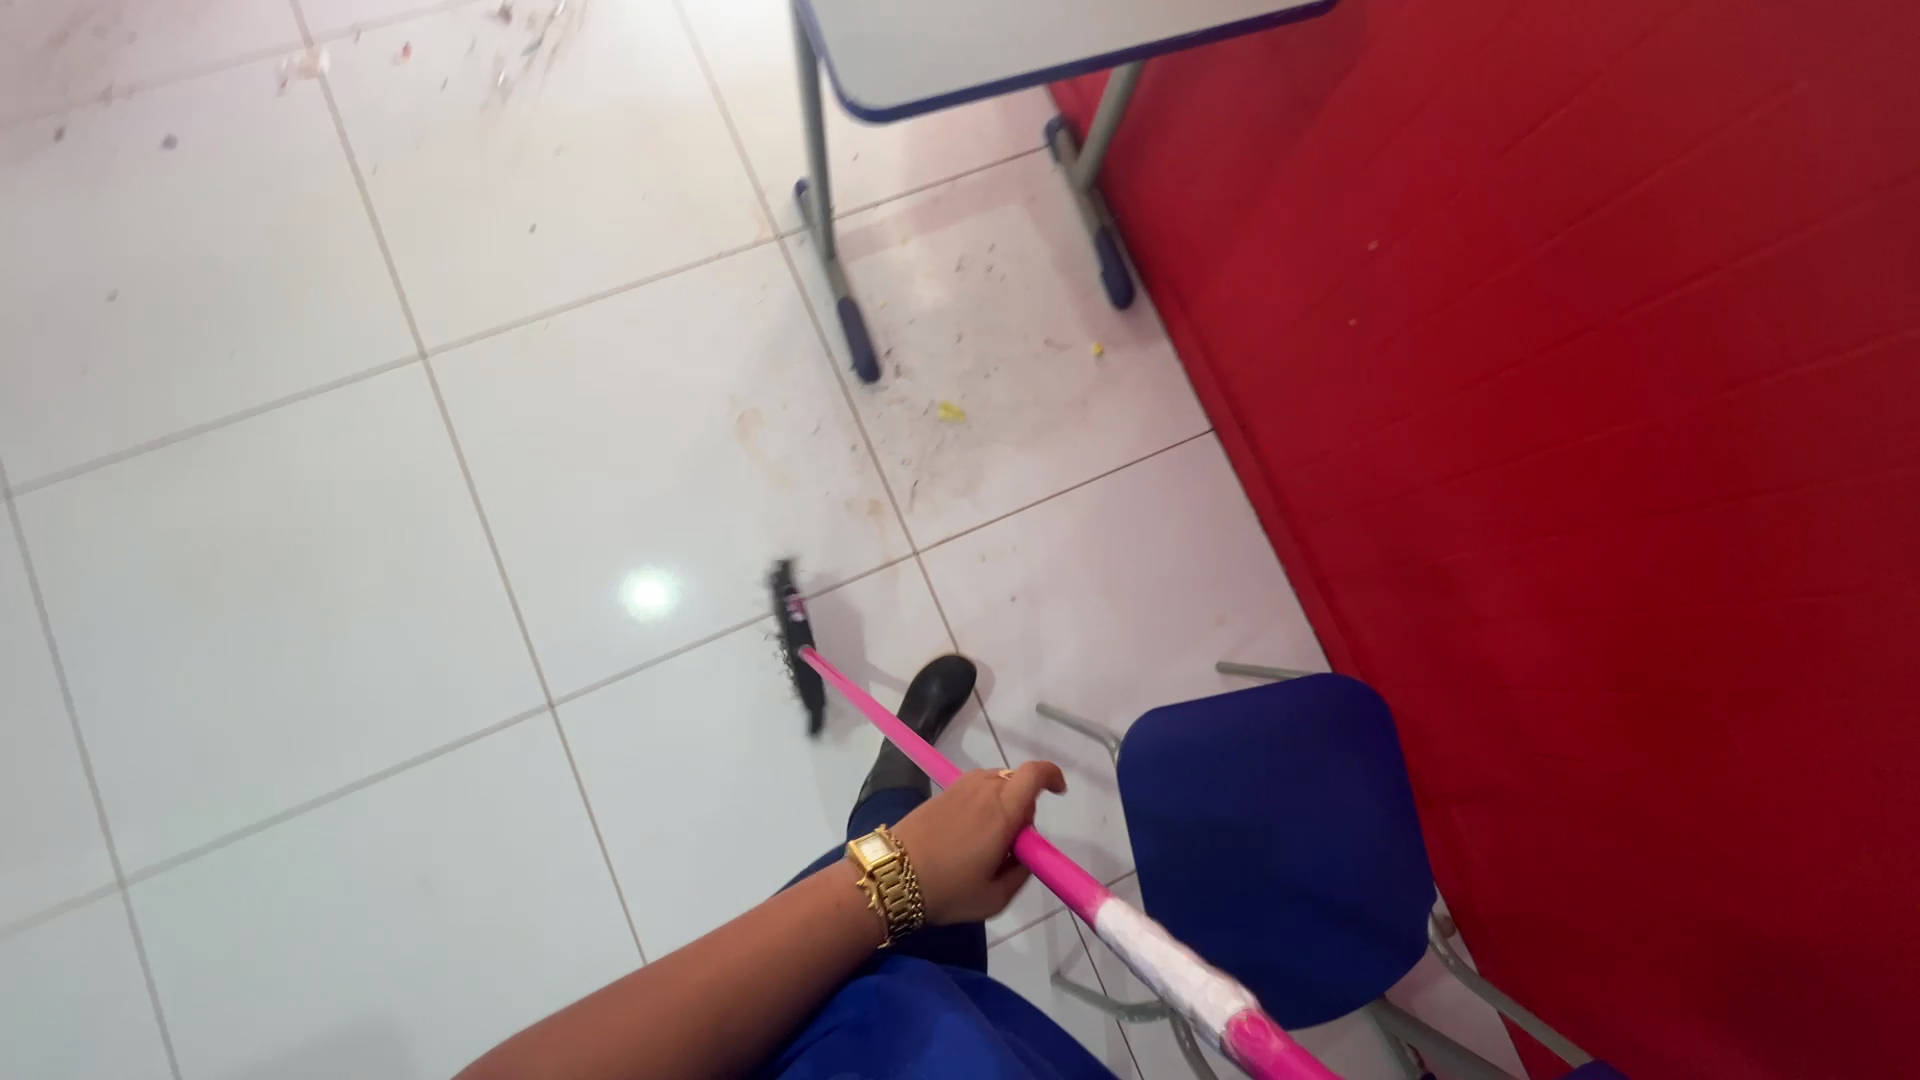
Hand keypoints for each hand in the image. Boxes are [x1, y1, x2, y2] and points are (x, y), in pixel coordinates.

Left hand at [887, 761, 1068, 924]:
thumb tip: (1027, 853)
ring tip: (988, 842)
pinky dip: (983, 803)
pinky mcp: (944, 791)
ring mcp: (961, 787)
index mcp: (1003, 812)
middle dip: (1025, 805)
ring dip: (1003, 803)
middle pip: (1017, 782)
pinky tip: (969, 834)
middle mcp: (985, 790)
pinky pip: (976, 787)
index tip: (1058, 791)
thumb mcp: (994, 897)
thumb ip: (1021, 872)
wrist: (893, 875)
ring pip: (996, 783)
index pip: (1034, 774)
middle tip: (1013, 843)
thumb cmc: (948, 890)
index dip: (1051, 775)